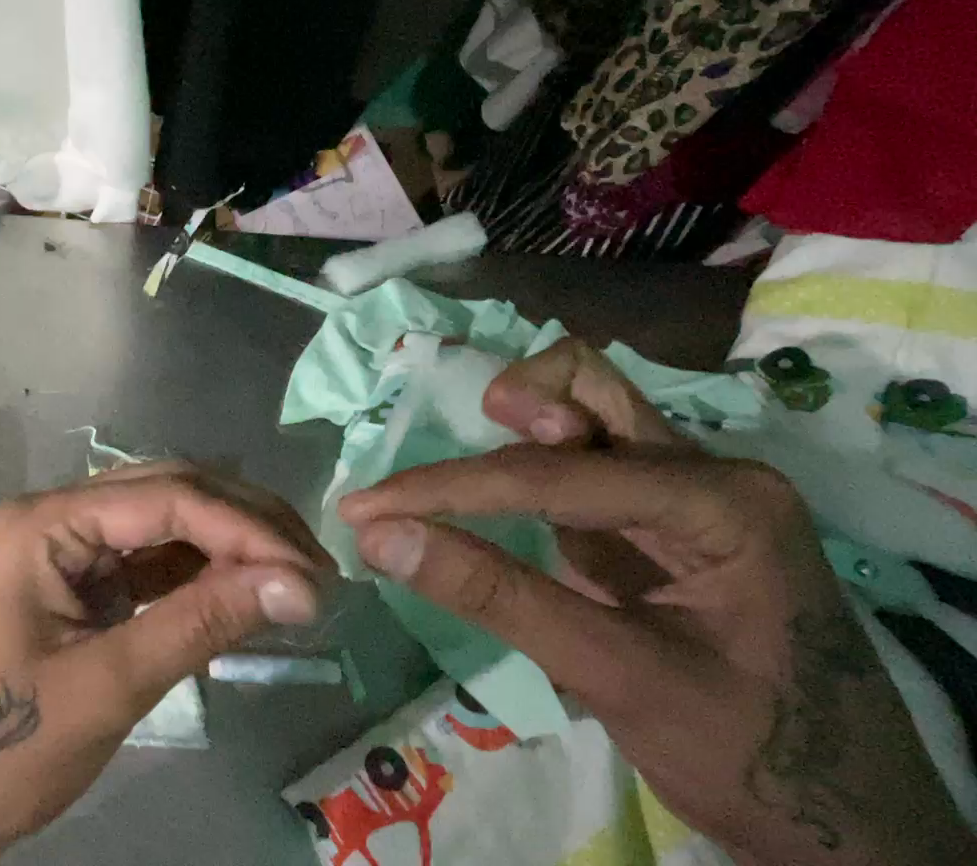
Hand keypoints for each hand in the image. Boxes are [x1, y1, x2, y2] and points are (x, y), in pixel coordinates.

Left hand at [0, 462, 330, 864]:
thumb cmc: (11, 745)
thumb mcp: (110, 684)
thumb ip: (201, 623)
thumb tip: (301, 583)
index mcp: (43, 523)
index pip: (163, 498)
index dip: (244, 528)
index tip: (314, 572)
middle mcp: (54, 515)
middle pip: (166, 493)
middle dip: (245, 524)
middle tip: (318, 569)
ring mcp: (66, 544)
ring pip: (164, 520)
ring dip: (230, 544)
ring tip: (297, 578)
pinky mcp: (80, 577)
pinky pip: (151, 557)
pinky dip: (202, 571)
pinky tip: (248, 590)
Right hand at [340, 339, 974, 865]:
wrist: (845, 823)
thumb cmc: (749, 754)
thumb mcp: (617, 678)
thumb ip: (497, 597)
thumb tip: (378, 539)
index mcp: (720, 503)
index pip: (550, 473)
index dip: (446, 489)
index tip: (362, 511)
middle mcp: (706, 473)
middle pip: (587, 386)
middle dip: (503, 407)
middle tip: (442, 462)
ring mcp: (682, 490)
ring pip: (584, 404)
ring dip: (512, 422)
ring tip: (461, 473)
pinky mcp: (653, 517)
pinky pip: (577, 456)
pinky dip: (518, 462)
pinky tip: (484, 497)